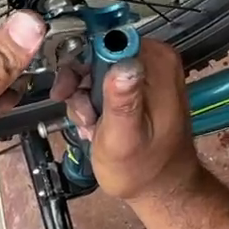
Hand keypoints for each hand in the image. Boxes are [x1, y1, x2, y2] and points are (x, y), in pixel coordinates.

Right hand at [64, 39, 205, 206]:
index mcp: (157, 64)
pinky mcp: (138, 85)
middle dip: (81, 85)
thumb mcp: (125, 137)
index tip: (69, 90)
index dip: (82, 61)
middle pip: (98, 52)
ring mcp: (147, 72)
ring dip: (84, 99)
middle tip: (82, 116)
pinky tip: (96, 126)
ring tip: (91, 127)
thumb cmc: (142, 170)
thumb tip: (121, 62)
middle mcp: (155, 60)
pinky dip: (92, 104)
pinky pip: (102, 81)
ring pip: (95, 68)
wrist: (159, 189)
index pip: (108, 38)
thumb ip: (121, 100)